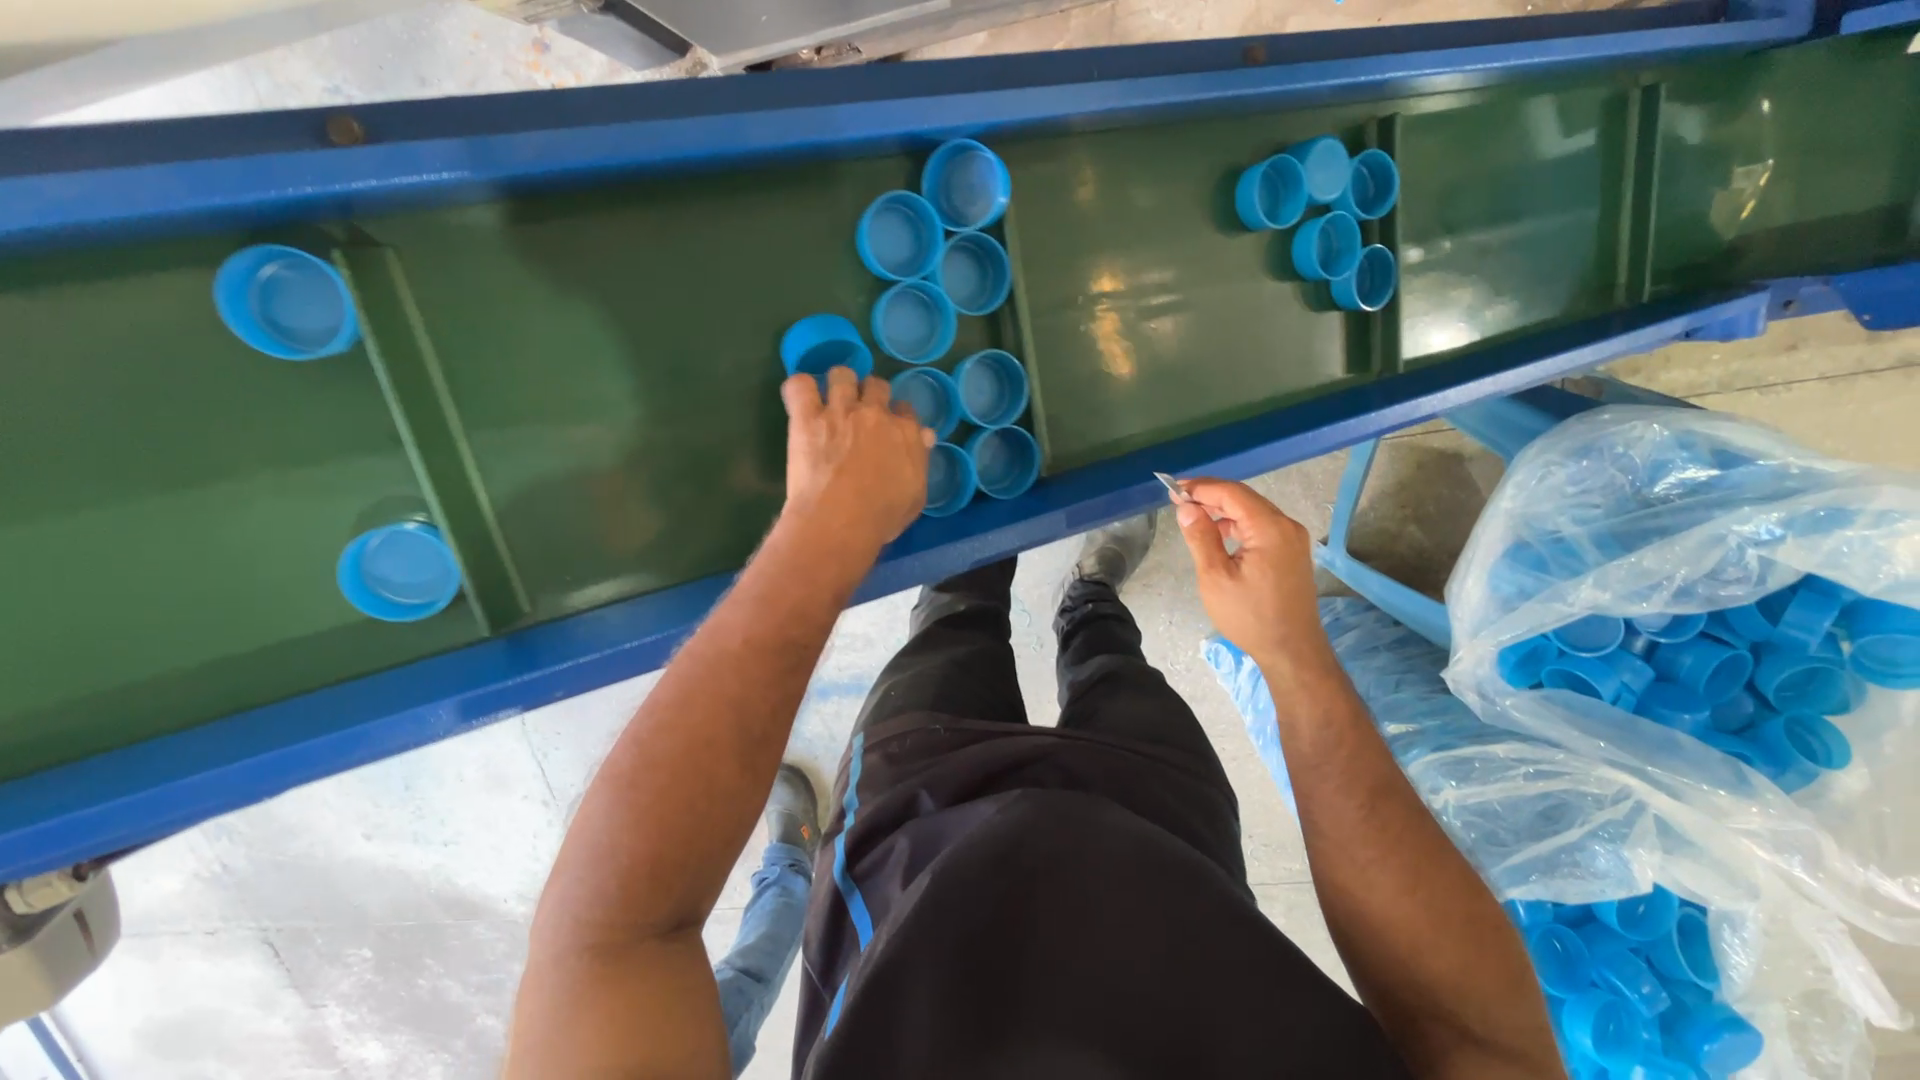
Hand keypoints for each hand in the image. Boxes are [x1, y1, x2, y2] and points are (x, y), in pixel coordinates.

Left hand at [779, 366, 934, 555]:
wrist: (840, 520)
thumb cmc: (882, 517)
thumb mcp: (915, 495)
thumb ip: (919, 460)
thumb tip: (925, 435)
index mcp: (905, 432)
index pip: (905, 409)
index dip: (896, 415)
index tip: (889, 426)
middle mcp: (875, 413)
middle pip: (876, 385)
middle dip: (870, 393)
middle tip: (860, 413)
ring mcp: (839, 411)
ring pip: (842, 375)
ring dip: (839, 383)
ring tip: (832, 399)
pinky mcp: (806, 417)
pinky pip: (800, 385)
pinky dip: (800, 387)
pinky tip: (800, 398)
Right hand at [1171, 477, 1337, 674]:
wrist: (1292, 649)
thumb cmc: (1250, 616)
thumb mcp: (1215, 577)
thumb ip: (1201, 538)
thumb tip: (1186, 508)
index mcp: (1270, 528)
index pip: (1232, 493)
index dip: (1201, 488)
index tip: (1173, 490)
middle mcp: (1286, 526)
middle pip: (1245, 498)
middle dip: (1211, 496)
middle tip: (1179, 501)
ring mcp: (1293, 539)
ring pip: (1254, 512)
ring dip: (1224, 510)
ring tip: (1194, 516)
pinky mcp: (1292, 553)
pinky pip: (1262, 527)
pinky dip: (1239, 525)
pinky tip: (1220, 534)